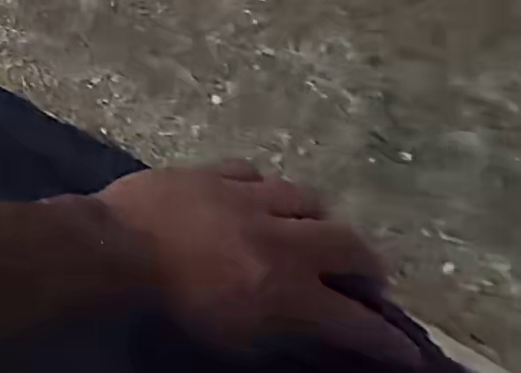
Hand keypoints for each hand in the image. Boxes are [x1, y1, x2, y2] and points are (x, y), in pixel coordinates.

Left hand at [88, 161, 420, 367]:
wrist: (117, 248)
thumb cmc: (172, 305)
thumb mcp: (236, 338)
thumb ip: (285, 331)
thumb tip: (319, 330)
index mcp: (288, 292)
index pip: (361, 323)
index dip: (390, 342)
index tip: (403, 349)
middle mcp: (277, 240)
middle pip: (348, 244)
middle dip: (366, 266)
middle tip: (361, 277)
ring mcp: (243, 197)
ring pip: (304, 196)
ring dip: (315, 218)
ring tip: (308, 229)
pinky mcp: (210, 171)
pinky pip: (251, 171)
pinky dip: (261, 187)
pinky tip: (254, 196)